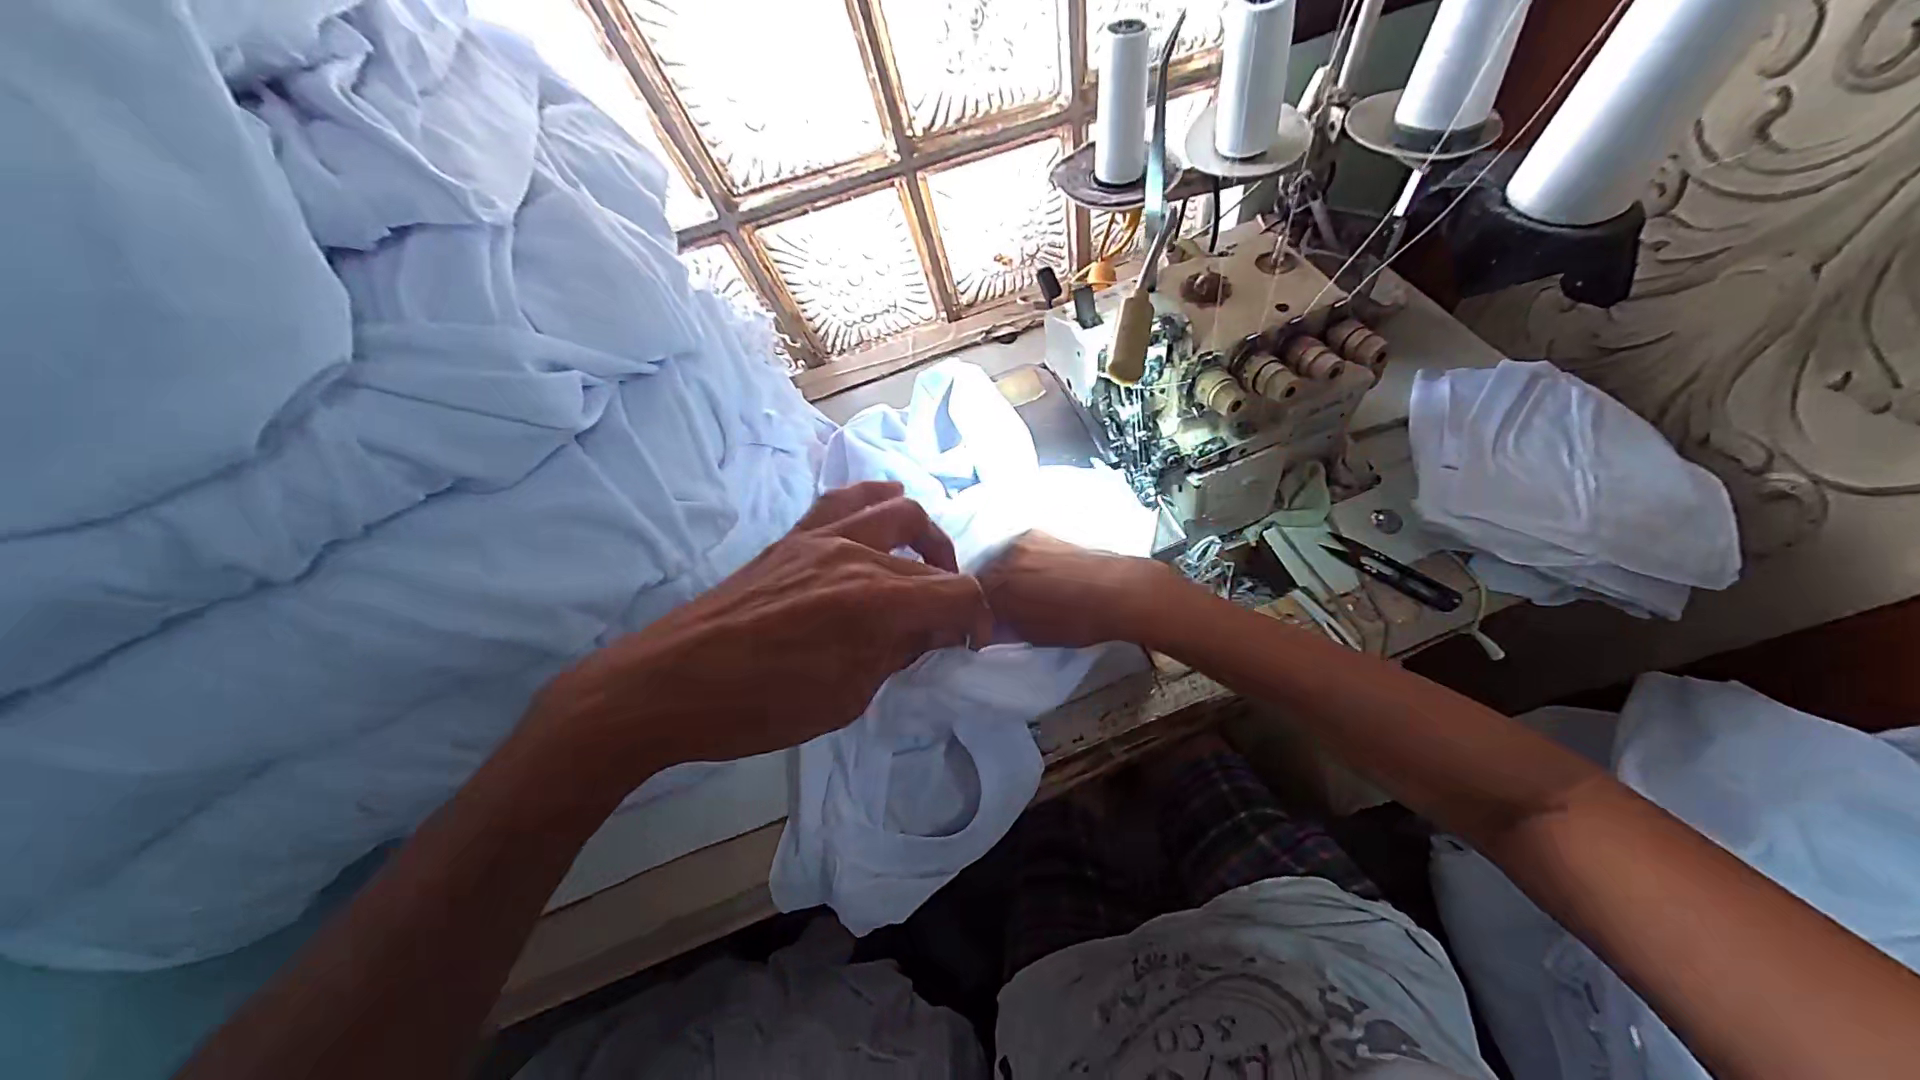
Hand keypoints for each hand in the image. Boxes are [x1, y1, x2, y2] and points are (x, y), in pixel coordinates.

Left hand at [524, 482, 993, 785]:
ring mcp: (820, 539)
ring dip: (923, 536)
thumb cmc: (761, 707)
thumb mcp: (846, 698)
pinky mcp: (792, 538)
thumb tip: (931, 631)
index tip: (971, 644)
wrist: (671, 683)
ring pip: (895, 507)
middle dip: (952, 586)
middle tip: (944, 619)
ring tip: (921, 565)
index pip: (957, 594)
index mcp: (875, 603)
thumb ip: (896, 654)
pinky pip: (845, 501)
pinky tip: (879, 522)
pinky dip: (876, 504)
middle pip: (930, 553)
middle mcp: (855, 556)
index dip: (978, 620)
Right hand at [977, 530, 1184, 648]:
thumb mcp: (1033, 635)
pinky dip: (1026, 565)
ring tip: (1029, 594)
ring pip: (1004, 561)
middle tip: (1005, 610)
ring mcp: (1026, 541)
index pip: (971, 597)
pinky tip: (1044, 578)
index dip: (977, 611)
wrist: (1119, 591)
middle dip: (990, 592)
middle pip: (985, 574)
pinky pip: (1024, 552)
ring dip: (1008, 576)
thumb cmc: (1076, 621)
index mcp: (997, 582)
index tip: (986, 624)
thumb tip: (986, 631)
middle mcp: (1005, 556)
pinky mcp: (1046, 535)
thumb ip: (1003, 629)